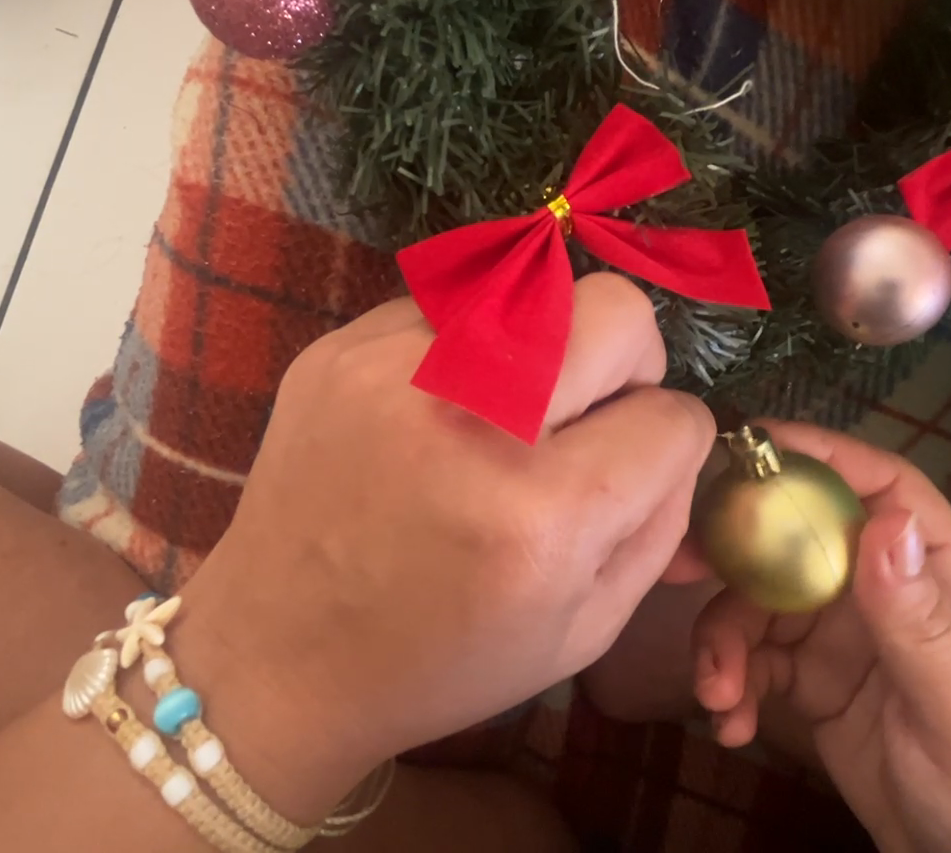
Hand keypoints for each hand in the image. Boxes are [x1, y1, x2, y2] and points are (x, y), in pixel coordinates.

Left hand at [173, 274, 714, 819]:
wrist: (275, 654)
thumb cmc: (439, 661)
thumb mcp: (581, 628)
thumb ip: (659, 522)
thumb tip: (676, 433)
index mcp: (538, 517)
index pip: (672, 416)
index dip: (671, 443)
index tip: (635, 464)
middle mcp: (467, 418)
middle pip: (616, 310)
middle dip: (628, 362)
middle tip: (585, 413)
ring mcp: (392, 367)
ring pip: (536, 289)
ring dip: (547, 347)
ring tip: (505, 409)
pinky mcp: (340, 346)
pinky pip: (453, 306)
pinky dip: (470, 348)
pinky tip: (435, 407)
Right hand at [693, 421, 950, 852]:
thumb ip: (924, 626)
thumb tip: (884, 519)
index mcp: (944, 582)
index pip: (885, 491)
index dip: (825, 455)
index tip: (754, 443)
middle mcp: (886, 597)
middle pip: (799, 542)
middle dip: (736, 551)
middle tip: (679, 568)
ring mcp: (846, 642)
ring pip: (762, 605)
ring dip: (724, 641)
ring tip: (715, 693)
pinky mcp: (813, 688)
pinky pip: (754, 663)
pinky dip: (732, 684)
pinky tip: (730, 723)